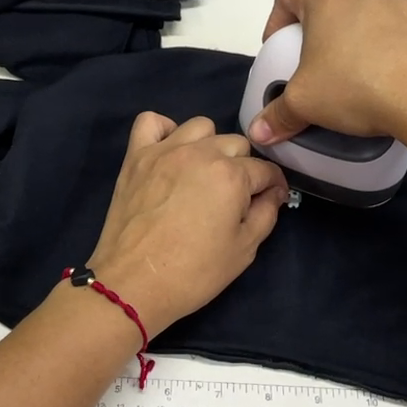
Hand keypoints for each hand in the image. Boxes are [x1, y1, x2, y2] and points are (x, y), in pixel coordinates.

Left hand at [84, 113, 290, 338]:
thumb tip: (271, 193)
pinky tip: (170, 154)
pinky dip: (164, 131)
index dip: (272, 186)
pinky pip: (151, 122)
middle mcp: (200, 153)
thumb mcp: (244, 250)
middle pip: (236, 144)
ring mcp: (164, 151)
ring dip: (209, 145)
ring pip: (200, 127)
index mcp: (231, 175)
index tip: (269, 201)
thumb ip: (266, 214)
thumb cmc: (194, 273)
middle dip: (243, 167)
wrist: (134, 284)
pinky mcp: (136, 157)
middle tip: (234, 196)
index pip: (265, 170)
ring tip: (203, 173)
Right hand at [247, 0, 406, 147]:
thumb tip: (258, 133)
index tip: (282, 47)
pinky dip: (393, 39)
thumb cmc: (358, 89)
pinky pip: (403, 20)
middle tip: (321, 63)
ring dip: (359, 30)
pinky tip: (395, 71)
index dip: (277, 15)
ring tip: (362, 69)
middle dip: (321, 27)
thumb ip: (277, 116)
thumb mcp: (306, 105)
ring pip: (369, 7)